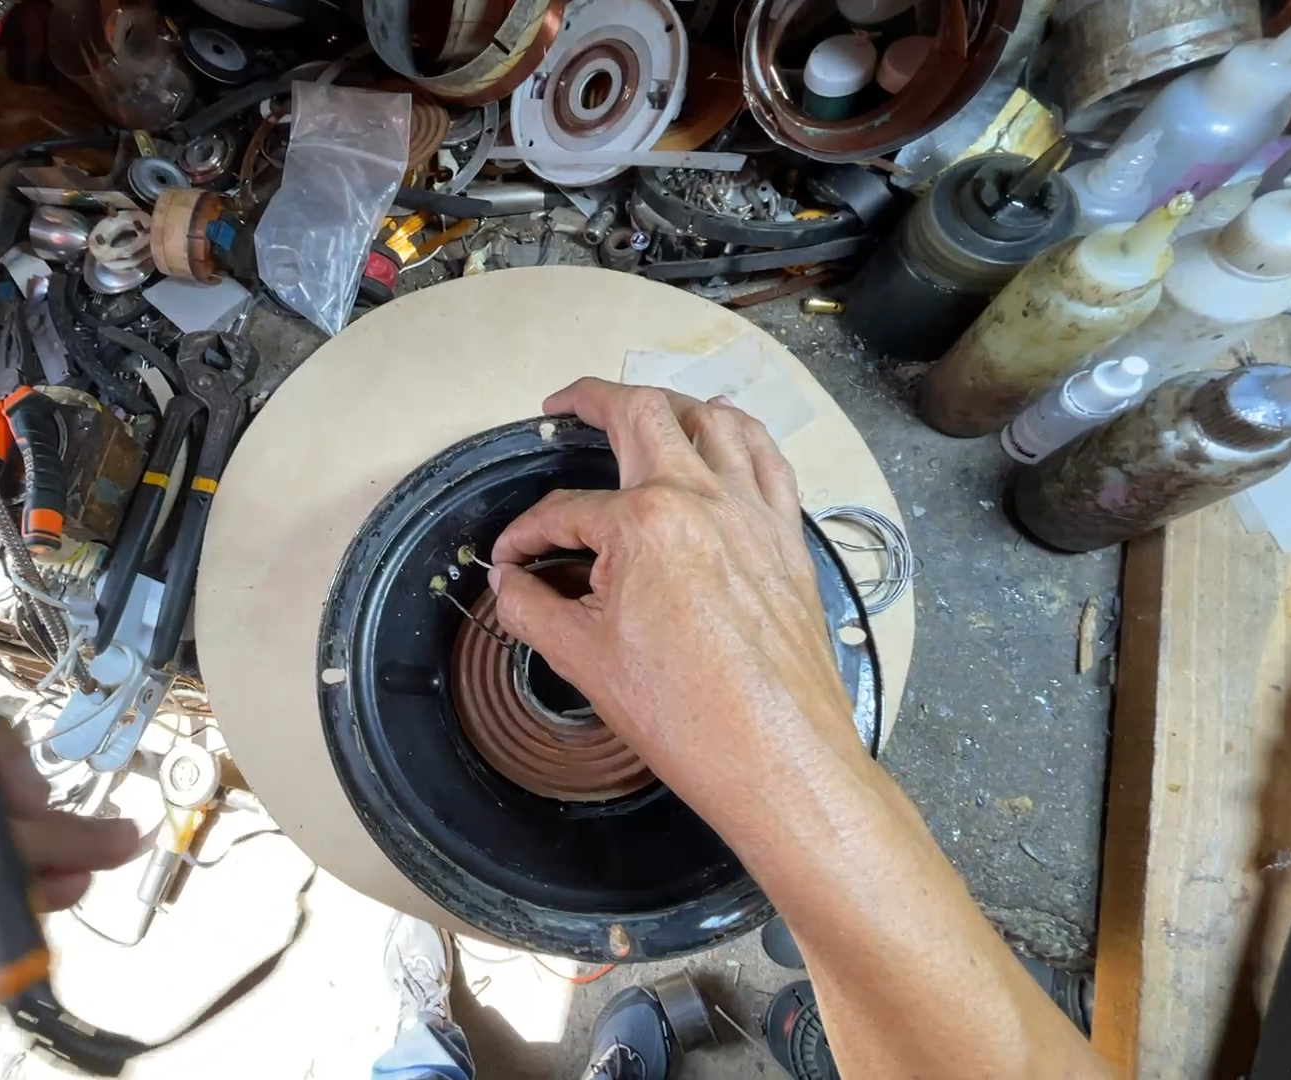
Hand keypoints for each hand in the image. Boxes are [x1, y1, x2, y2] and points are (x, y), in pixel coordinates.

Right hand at [489, 378, 863, 825]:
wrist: (774, 758)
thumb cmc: (680, 711)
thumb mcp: (579, 657)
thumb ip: (528, 605)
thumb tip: (506, 582)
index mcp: (643, 524)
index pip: (562, 511)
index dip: (524, 535)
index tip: (510, 561)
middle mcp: (701, 498)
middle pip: (642, 412)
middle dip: (591, 399)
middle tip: (563, 406)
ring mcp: (752, 511)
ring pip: (713, 419)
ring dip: (668, 405)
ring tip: (638, 415)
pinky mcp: (784, 535)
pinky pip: (767, 458)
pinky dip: (737, 435)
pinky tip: (720, 441)